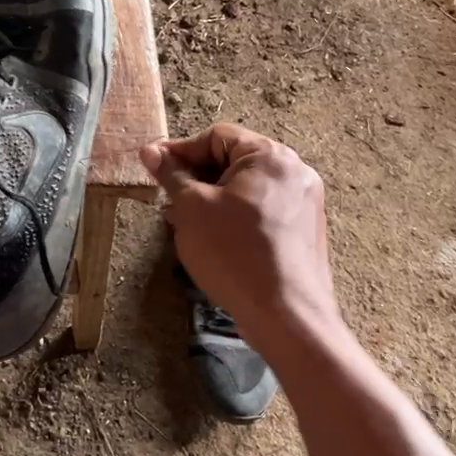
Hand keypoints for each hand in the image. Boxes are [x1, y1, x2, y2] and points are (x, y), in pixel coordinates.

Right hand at [141, 124, 342, 350]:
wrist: (288, 318)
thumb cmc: (235, 253)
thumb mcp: (192, 208)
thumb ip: (171, 174)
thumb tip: (149, 151)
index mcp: (271, 156)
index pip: (216, 137)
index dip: (181, 150)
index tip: (154, 168)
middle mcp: (294, 171)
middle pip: (234, 160)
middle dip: (197, 176)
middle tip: (167, 197)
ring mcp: (305, 202)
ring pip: (247, 187)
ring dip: (213, 198)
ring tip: (185, 221)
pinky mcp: (306, 232)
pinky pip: (262, 210)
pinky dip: (235, 215)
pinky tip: (214, 238)